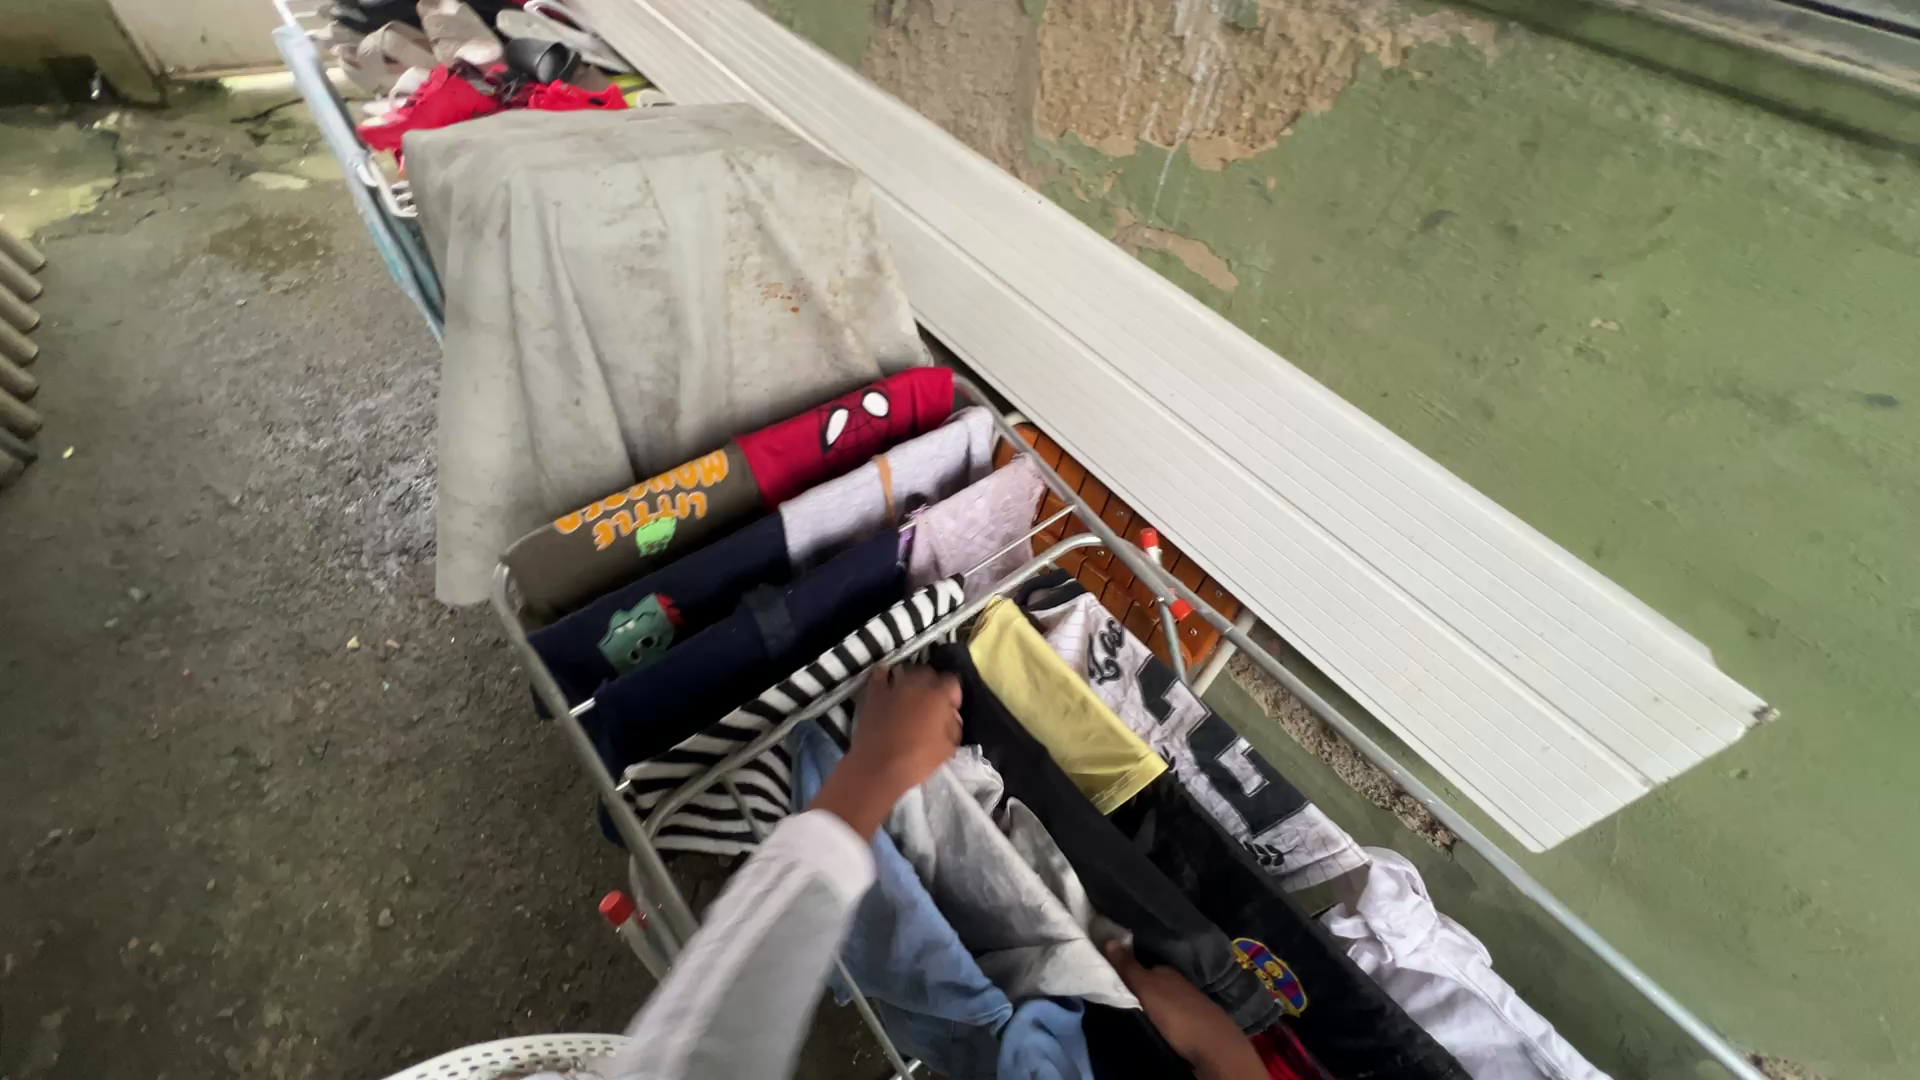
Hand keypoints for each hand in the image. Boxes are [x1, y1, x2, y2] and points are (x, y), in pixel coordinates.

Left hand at [808, 663, 960, 837]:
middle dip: (933, 683)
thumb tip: (952, 716)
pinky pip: (879, 675)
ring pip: (907, 670)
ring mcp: (894, 687)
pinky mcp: (874, 694)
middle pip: (929, 672)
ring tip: (912, 692)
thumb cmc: (917, 760)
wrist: (879, 768)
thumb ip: (954, 726)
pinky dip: (884, 674)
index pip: (952, 681)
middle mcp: (917, 685)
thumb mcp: (947, 748)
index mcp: (938, 696)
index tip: (951, 708)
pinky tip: (886, 676)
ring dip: (912, 678)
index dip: (953, 694)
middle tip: (932, 700)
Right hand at [1104, 940, 1265, 1079]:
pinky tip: (1161, 1025)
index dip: (1130, 972)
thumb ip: (1128, 967)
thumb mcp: (1146, 989)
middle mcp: (1180, 982)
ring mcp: (1191, 1002)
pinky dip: (1167, 1017)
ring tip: (1140, 1013)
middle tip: (1124, 998)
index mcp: (1167, 971)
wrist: (1216, 1047)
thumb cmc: (1177, 1013)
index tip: (1115, 980)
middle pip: (1155, 982)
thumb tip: (1109, 937)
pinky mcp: (1198, 1022)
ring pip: (1167, 999)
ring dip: (1155, 1005)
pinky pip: (1176, 1014)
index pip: (1144, 966)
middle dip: (1142, 988)